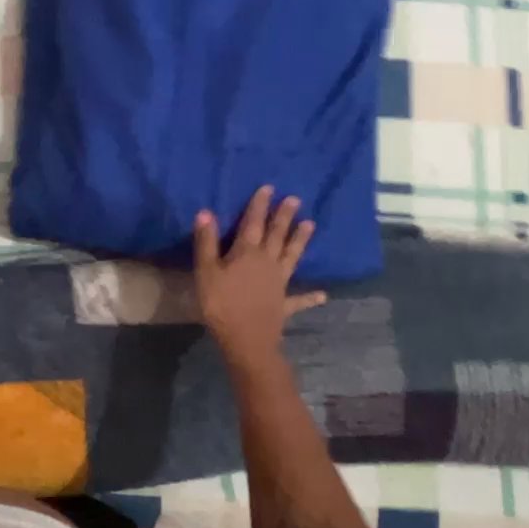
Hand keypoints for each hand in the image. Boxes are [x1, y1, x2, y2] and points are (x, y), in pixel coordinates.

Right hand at [193, 186, 324, 369]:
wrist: (246, 340)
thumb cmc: (221, 304)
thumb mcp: (206, 271)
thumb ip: (206, 242)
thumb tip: (206, 212)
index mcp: (247, 253)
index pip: (253, 223)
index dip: (259, 205)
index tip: (268, 187)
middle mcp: (267, 263)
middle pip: (276, 235)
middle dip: (284, 217)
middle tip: (295, 199)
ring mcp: (279, 283)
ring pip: (291, 257)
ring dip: (300, 241)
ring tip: (311, 225)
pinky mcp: (284, 304)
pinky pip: (299, 299)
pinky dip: (310, 297)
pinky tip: (322, 295)